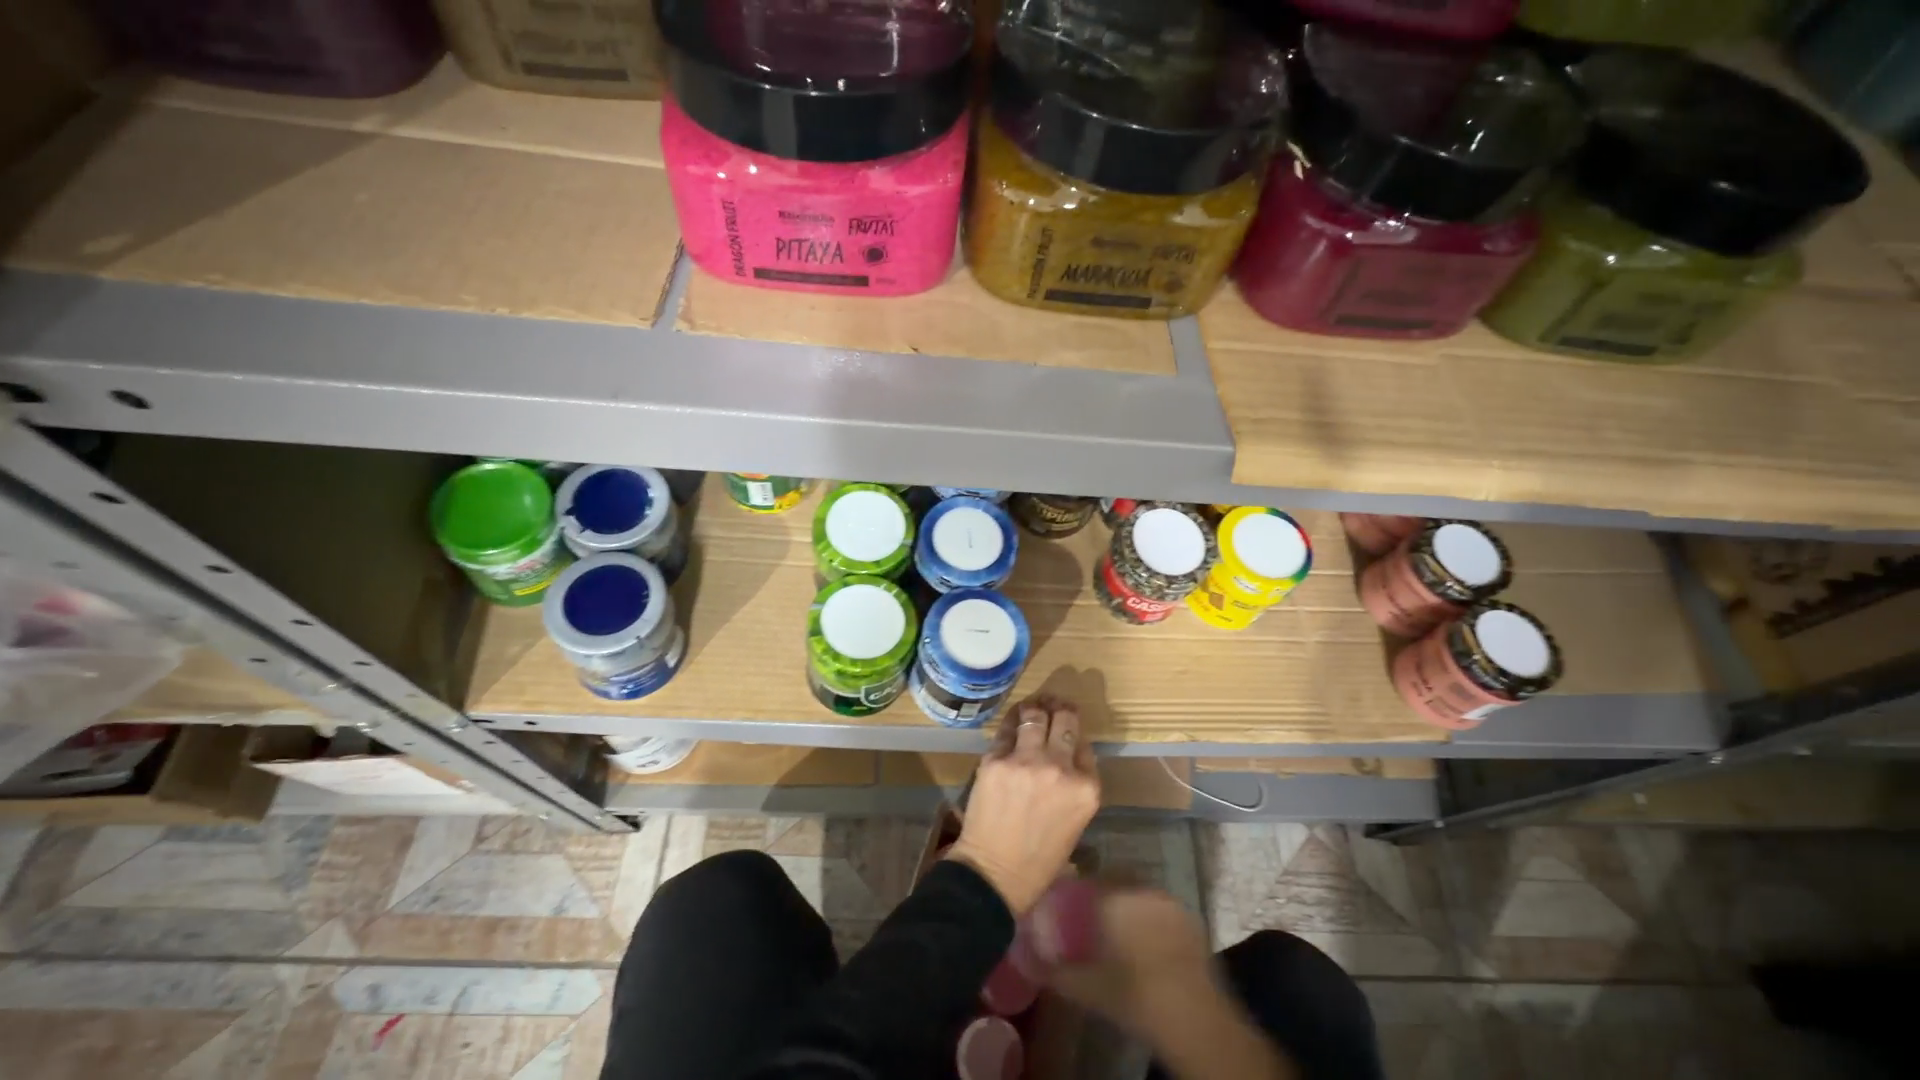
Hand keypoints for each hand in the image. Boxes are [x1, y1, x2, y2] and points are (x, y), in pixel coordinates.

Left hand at [943, 695, 1099, 915]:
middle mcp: (1061, 768)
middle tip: (1056, 702)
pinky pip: (1006, 730)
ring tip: (1034, 704)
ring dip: (1036, 707)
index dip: (1075, 731)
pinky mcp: (996, 760)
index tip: (1069, 723)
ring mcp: (1027, 761)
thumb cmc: (1040, 858)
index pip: (1085, 744)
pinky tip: (1013, 717)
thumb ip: (1078, 784)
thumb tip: (1069, 753)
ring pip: (1035, 716)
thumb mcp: (1076, 821)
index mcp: (1087, 788)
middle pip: (1065, 721)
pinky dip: (1011, 721)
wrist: (996, 873)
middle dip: (1061, 708)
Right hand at [1048, 888, 1218, 1040]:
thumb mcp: (1085, 988)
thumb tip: (1027, 959)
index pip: (1086, 879)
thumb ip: (1052, 970)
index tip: (1063, 906)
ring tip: (1116, 930)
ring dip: (1127, 905)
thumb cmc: (1134, 996)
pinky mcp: (1191, 921)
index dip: (1072, 890)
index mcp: (1114, 898)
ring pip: (1140, 893)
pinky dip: (1150, 919)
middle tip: (1088, 918)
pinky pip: (1161, 909)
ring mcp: (1171, 904)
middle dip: (1100, 894)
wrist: (1194, 1019)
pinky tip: (1145, 943)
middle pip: (1114, 881)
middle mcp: (1143, 890)